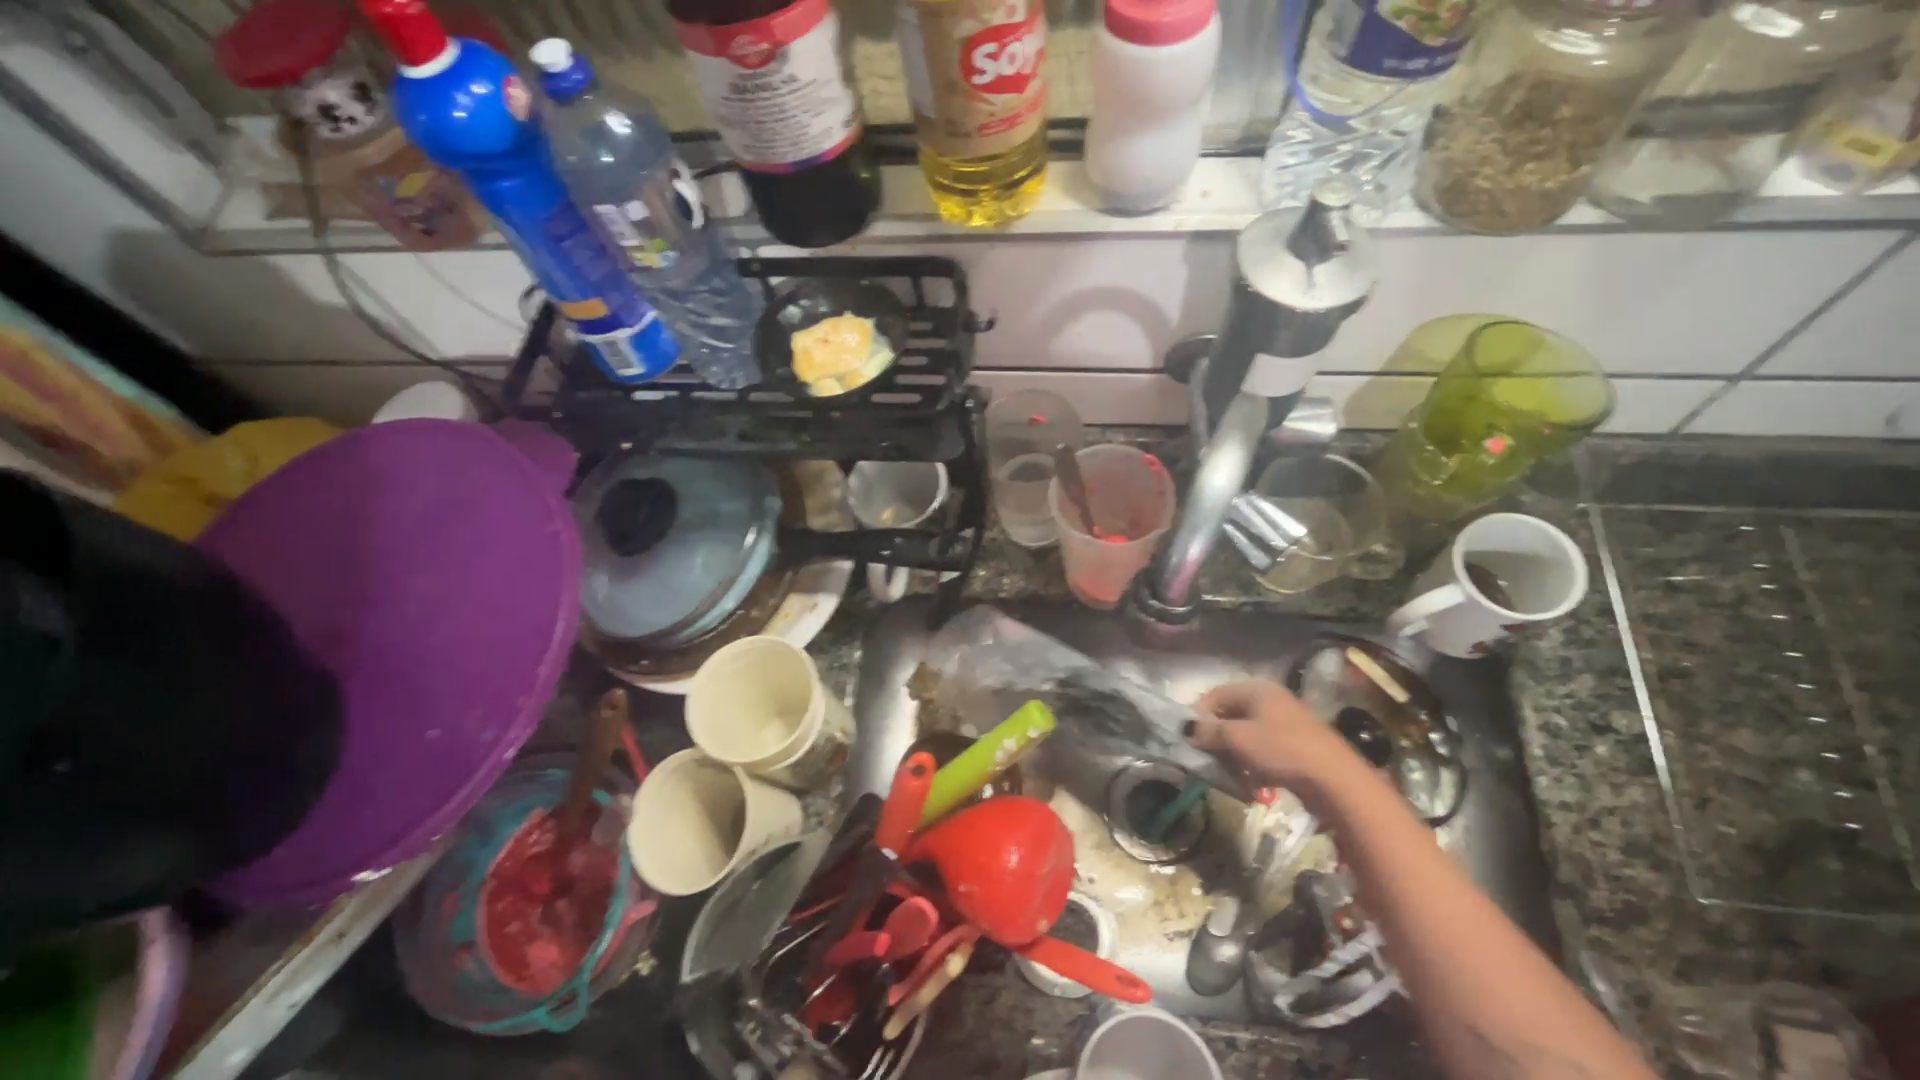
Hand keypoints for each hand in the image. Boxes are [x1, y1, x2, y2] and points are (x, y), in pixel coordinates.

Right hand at [1187, 680, 1357, 801]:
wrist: (1334, 779)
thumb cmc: (1281, 750)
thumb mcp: (1238, 739)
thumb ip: (1209, 731)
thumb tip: (1187, 729)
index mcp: (1256, 689)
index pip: (1213, 696)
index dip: (1198, 717)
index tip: (1191, 742)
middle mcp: (1269, 700)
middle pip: (1228, 717)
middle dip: (1216, 741)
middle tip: (1210, 763)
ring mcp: (1283, 723)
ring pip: (1243, 737)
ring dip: (1233, 757)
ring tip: (1233, 777)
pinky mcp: (1292, 745)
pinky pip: (1260, 751)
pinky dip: (1251, 765)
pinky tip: (1252, 784)